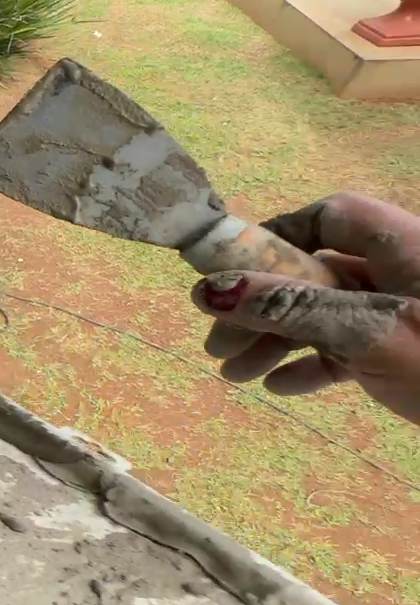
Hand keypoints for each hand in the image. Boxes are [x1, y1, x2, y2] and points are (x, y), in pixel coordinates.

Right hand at [192, 193, 419, 424]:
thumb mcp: (370, 334)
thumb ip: (287, 307)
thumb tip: (206, 288)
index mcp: (412, 249)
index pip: (330, 218)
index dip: (272, 240)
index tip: (223, 280)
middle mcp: (412, 273)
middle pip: (316, 271)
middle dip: (258, 307)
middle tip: (218, 345)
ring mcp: (415, 312)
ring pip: (325, 311)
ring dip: (273, 340)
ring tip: (237, 373)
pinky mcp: (418, 347)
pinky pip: (352, 343)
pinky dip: (311, 363)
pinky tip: (285, 387)